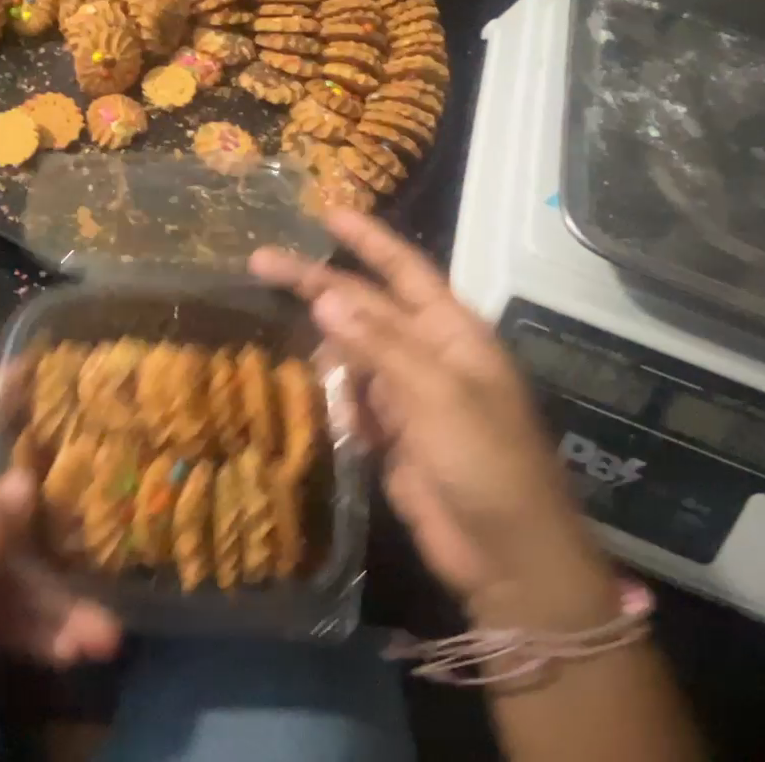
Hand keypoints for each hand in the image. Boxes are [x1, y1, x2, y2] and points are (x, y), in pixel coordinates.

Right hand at [252, 211, 619, 628]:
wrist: (505, 553)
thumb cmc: (485, 463)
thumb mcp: (436, 395)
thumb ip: (379, 345)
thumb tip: (325, 296)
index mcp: (452, 334)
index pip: (404, 271)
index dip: (367, 240)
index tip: (327, 212)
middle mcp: (428, 355)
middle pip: (363, 308)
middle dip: (316, 287)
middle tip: (258, 263)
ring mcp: (407, 395)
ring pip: (351, 354)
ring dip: (324, 351)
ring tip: (293, 347)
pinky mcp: (390, 434)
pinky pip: (350, 399)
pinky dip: (332, 397)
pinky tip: (319, 401)